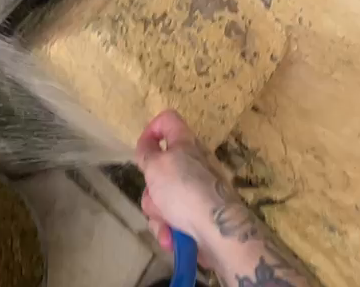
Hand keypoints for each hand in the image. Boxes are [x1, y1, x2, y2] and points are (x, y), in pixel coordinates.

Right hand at [134, 110, 237, 252]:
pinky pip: (173, 218)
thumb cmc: (184, 189)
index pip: (167, 120)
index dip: (151, 130)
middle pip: (159, 170)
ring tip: (167, 224)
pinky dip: (170, 229)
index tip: (142, 151)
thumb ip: (147, 153)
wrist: (217, 228)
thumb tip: (146, 144)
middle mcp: (192, 161)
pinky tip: (173, 238)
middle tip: (156, 197)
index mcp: (184, 142)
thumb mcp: (156, 166)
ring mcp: (196, 188)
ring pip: (163, 198)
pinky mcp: (198, 212)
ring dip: (159, 215)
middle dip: (152, 191)